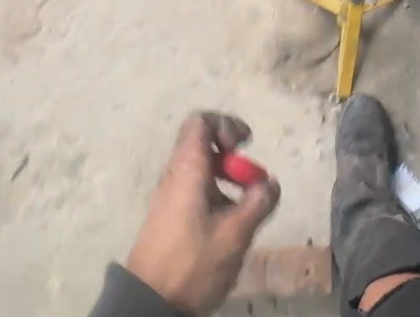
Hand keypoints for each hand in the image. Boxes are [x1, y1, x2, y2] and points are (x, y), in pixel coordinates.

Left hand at [125, 112, 281, 314]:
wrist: (149, 303)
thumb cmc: (192, 262)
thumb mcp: (235, 234)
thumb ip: (258, 203)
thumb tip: (270, 182)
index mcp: (188, 168)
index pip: (201, 121)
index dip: (226, 124)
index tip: (244, 146)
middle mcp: (175, 174)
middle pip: (202, 142)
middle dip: (231, 156)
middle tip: (248, 179)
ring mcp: (169, 195)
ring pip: (200, 168)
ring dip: (225, 178)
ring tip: (243, 205)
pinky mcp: (168, 216)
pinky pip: (194, 188)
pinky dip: (215, 194)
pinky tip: (227, 224)